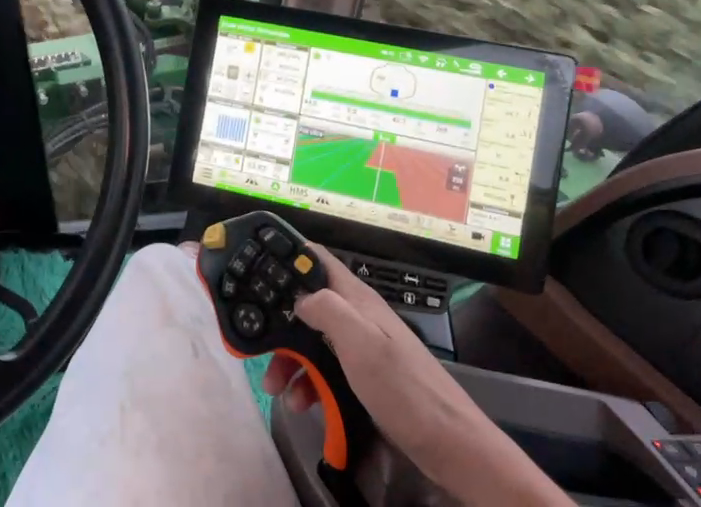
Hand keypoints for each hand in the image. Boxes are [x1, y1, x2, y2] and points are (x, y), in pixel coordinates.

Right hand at [262, 246, 574, 505]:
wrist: (451, 446)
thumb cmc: (405, 390)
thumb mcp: (363, 345)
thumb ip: (328, 309)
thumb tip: (297, 295)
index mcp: (356, 300)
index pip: (315, 258)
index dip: (283, 253)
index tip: (249, 261)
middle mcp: (355, 316)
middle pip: (303, 302)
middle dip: (275, 319)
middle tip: (251, 338)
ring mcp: (359, 347)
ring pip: (308, 340)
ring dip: (287, 358)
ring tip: (274, 386)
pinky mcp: (361, 376)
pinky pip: (322, 370)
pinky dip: (306, 382)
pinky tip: (300, 402)